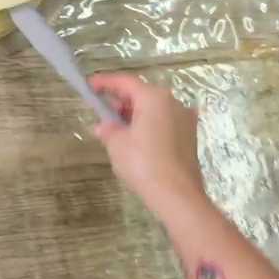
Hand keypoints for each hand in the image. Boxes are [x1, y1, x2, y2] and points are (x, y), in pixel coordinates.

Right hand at [89, 72, 208, 220]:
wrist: (178, 196)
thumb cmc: (144, 164)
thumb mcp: (117, 144)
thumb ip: (107, 129)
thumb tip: (103, 126)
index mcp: (154, 98)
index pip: (126, 82)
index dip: (105, 82)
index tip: (89, 85)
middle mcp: (173, 103)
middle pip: (141, 94)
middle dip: (119, 101)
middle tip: (100, 111)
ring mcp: (184, 120)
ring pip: (153, 109)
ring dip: (133, 115)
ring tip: (114, 128)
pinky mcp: (189, 137)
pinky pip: (163, 122)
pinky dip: (147, 125)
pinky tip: (133, 140)